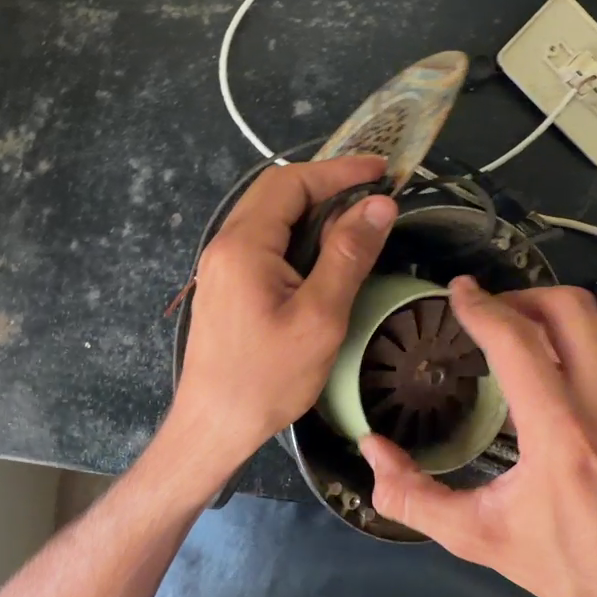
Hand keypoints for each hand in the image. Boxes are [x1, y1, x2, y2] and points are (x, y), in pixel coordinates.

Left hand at [172, 155, 397, 466]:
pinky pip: (261, 242)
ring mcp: (219, 265)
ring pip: (268, 217)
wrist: (213, 425)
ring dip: (311, 210)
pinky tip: (322, 253)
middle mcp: (224, 244)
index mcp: (243, 245)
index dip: (339, 171)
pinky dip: (295, 235)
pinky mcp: (224, 286)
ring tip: (357, 219)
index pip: (290, 183)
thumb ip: (348, 256)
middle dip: (326, 185)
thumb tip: (379, 205)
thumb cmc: (267, 378)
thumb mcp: (319, 318)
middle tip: (374, 193)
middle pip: (275, 192)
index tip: (383, 172)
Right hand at [361, 277, 596, 596]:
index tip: (456, 291)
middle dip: (521, 296)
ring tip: (512, 340)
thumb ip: (412, 496)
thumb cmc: (568, 571)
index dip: (482, 308)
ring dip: (549, 318)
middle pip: (571, 309)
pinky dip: (575, 346)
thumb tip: (371, 449)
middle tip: (486, 314)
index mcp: (563, 438)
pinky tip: (550, 378)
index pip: (520, 344)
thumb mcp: (478, 539)